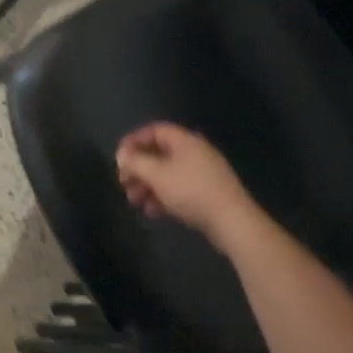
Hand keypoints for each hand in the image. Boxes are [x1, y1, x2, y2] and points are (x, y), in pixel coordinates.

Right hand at [115, 122, 260, 242]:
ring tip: (136, 202)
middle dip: (139, 169)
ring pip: (168, 174)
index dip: (134, 140)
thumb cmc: (191, 191)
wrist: (233, 221)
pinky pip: (180, 189)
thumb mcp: (157, 175)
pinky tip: (153, 212)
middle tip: (124, 184)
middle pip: (159, 154)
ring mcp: (204, 174)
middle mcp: (195, 153)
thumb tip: (122, 155)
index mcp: (185, 141)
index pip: (155, 131)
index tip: (119, 157)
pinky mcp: (208, 193)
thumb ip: (135, 162)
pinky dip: (164, 197)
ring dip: (148, 186)